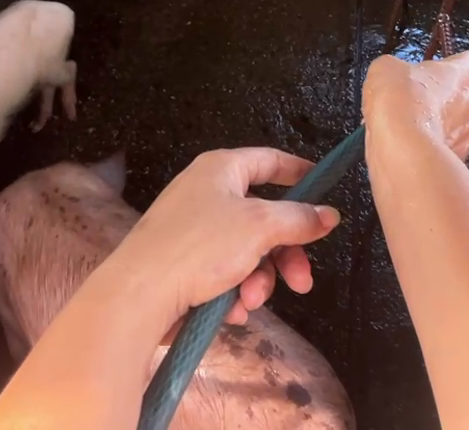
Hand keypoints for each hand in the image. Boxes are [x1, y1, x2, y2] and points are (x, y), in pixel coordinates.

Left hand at [104, 148, 340, 330]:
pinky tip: (230, 309)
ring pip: (246, 250)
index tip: (324, 186)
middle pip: (263, 216)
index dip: (298, 171)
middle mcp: (206, 191)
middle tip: (301, 281)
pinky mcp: (183, 261)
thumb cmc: (201, 246)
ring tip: (251, 301)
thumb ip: (299, 219)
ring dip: (258, 279)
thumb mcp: (259, 227)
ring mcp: (192, 227)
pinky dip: (233, 290)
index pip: (269, 160)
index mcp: (221, 168)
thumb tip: (329, 214)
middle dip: (284, 253)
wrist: (139, 294)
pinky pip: (223, 271)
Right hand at [362, 52, 468, 160]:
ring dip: (433, 125)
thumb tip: (395, 77)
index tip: (443, 68)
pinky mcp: (456, 159)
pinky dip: (426, 147)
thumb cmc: (401, 100)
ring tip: (404, 127)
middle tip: (413, 99)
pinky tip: (405, 145)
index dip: (458, 64)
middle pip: (461, 96)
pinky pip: (443, 148)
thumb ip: (397, 69)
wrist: (402, 147)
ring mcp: (466, 135)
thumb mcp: (386, 68)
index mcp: (460, 75)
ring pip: (453, 125)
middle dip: (439, 98)